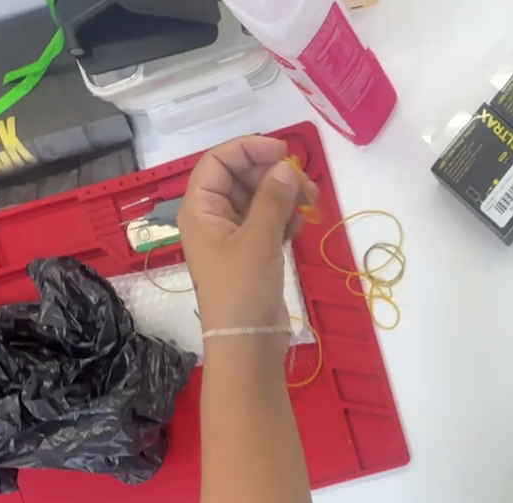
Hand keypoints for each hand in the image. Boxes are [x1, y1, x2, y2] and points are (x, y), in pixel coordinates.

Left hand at [177, 136, 320, 338]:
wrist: (248, 343)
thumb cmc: (243, 291)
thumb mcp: (258, 241)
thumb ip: (273, 200)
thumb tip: (286, 167)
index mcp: (201, 209)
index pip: (219, 162)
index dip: (249, 150)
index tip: (284, 152)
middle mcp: (215, 219)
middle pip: (242, 179)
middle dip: (273, 175)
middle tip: (306, 184)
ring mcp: (235, 239)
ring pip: (259, 202)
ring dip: (284, 197)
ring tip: (310, 204)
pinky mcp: (255, 257)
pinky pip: (269, 225)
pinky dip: (286, 219)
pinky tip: (302, 224)